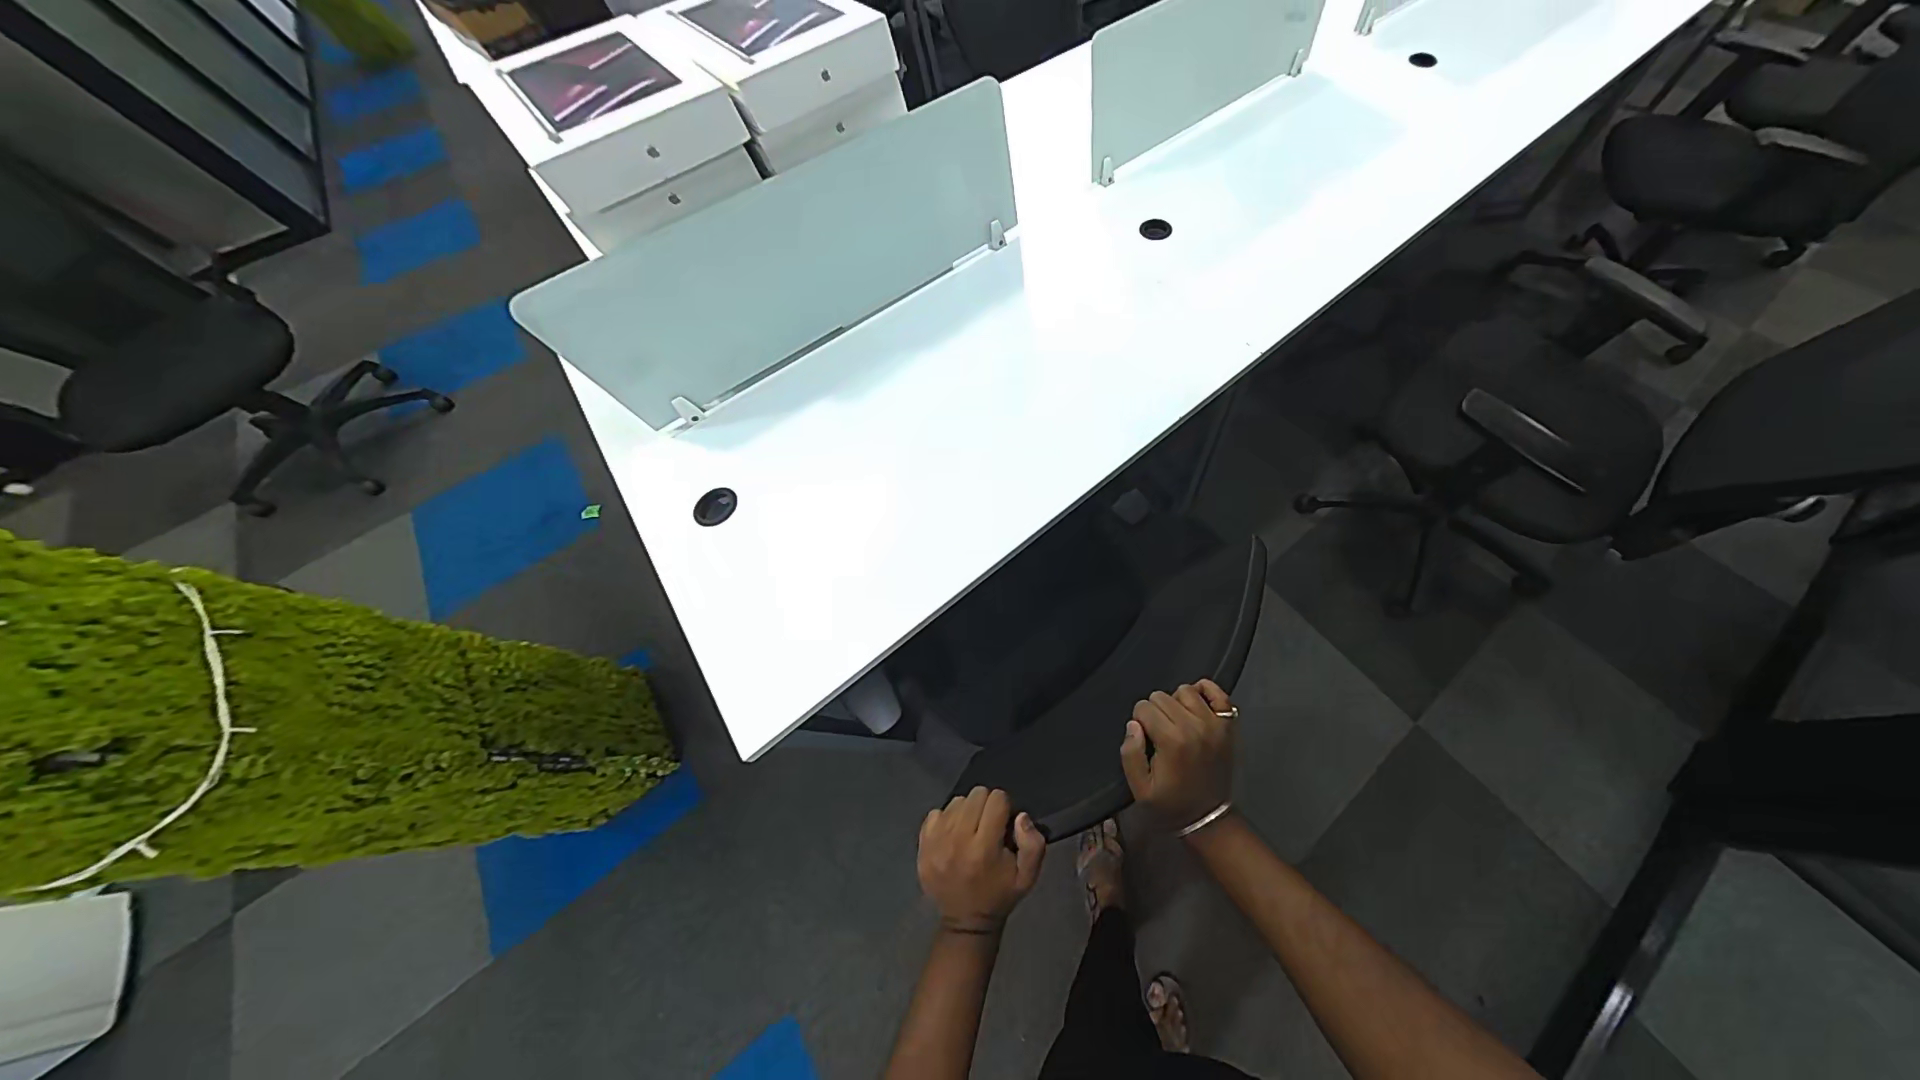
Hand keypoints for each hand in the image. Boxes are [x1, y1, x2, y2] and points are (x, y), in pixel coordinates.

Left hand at [917, 787, 1044, 932]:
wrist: (965, 921)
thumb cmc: (999, 895)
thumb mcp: (1027, 877)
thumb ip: (1033, 844)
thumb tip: (1020, 817)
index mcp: (984, 848)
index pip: (996, 799)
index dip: (1005, 807)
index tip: (1004, 823)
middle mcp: (957, 840)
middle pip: (976, 795)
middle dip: (986, 806)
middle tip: (988, 826)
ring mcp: (936, 841)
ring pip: (956, 801)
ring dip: (966, 811)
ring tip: (970, 831)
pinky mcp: (922, 844)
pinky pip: (936, 812)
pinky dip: (947, 819)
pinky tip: (953, 836)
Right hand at [1120, 680, 1235, 829]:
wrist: (1208, 818)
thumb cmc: (1171, 804)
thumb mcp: (1140, 788)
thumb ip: (1130, 754)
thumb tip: (1133, 725)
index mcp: (1172, 741)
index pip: (1143, 707)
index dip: (1139, 722)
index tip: (1145, 740)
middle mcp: (1195, 727)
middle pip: (1161, 696)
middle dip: (1154, 712)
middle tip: (1159, 735)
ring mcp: (1215, 724)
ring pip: (1185, 690)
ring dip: (1176, 703)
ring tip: (1176, 722)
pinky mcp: (1228, 725)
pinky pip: (1217, 691)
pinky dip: (1204, 692)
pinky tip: (1195, 706)